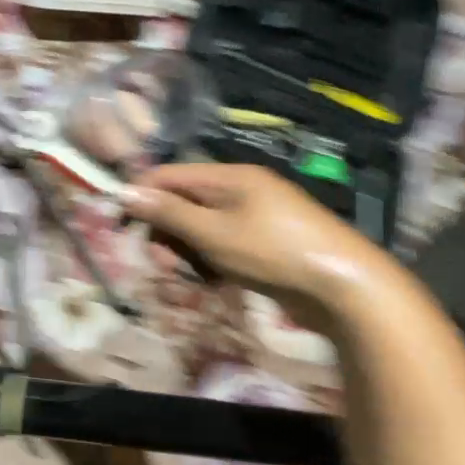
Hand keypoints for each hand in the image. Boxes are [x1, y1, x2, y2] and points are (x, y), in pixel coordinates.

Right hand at [122, 164, 397, 324]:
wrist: (343, 287)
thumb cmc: (273, 252)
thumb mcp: (211, 231)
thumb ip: (166, 212)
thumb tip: (123, 192)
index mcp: (230, 178)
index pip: (165, 176)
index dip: (138, 198)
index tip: (121, 228)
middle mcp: (239, 190)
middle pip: (177, 203)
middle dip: (161, 232)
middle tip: (160, 262)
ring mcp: (250, 217)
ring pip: (193, 227)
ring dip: (180, 251)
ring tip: (187, 275)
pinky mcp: (258, 241)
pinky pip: (214, 243)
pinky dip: (203, 261)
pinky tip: (208, 279)